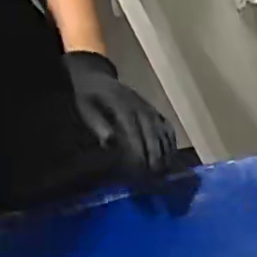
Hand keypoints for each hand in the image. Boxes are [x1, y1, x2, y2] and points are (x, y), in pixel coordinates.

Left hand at [64, 51, 177, 177]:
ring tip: (163, 173)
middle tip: (154, 178)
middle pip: (153, 138)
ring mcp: (150, 110)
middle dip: (155, 160)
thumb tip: (110, 143)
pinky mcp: (155, 112)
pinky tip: (169, 157)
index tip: (139, 173)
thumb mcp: (86, 109)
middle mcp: (141, 109)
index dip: (139, 156)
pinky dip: (170, 144)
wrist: (96, 77)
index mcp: (124, 108)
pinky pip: (168, 129)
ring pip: (163, 135)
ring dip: (165, 155)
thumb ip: (98, 125)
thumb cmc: (89, 98)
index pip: (135, 136)